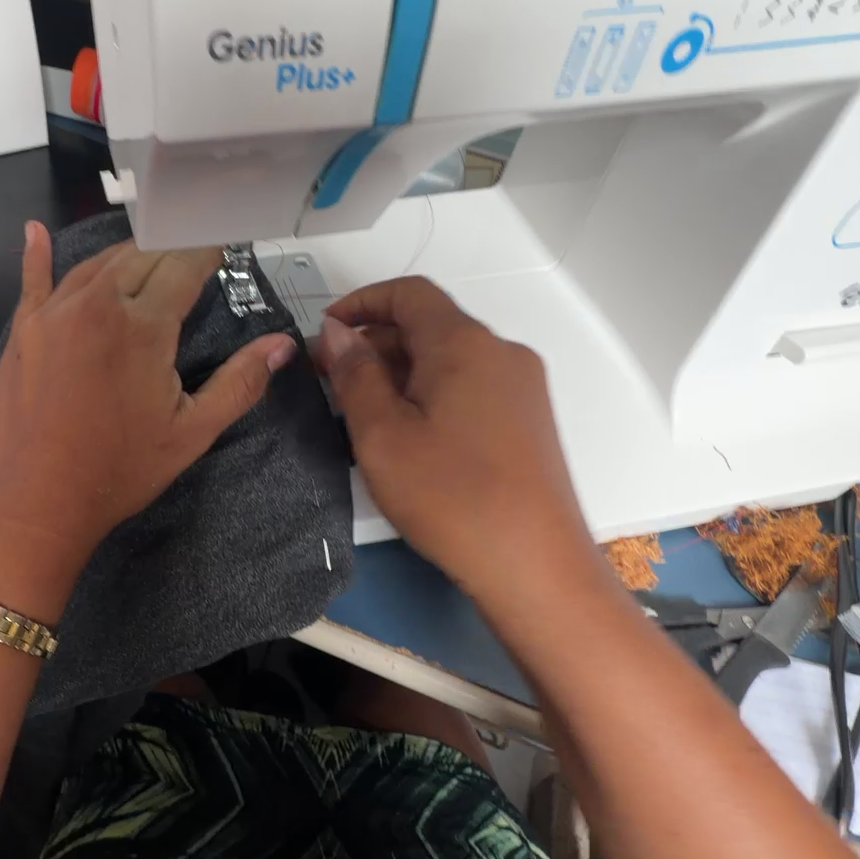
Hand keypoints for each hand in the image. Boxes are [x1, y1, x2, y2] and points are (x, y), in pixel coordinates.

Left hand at [0, 222, 298, 560]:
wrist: (42, 500)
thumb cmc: (122, 469)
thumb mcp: (193, 433)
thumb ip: (240, 383)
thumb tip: (284, 345)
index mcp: (144, 325)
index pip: (185, 265)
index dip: (208, 251)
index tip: (224, 245)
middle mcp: (98, 304)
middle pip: (143, 255)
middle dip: (173, 250)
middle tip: (193, 258)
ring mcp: (54, 313)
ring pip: (97, 263)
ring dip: (128, 255)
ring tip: (150, 256)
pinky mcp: (24, 330)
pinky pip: (33, 280)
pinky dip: (37, 255)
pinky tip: (35, 232)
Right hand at [312, 276, 602, 599]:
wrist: (534, 564)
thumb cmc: (449, 495)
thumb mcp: (382, 434)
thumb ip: (356, 375)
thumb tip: (338, 333)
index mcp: (464, 344)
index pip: (409, 294)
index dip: (361, 302)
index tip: (325, 333)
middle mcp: (500, 352)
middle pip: (429, 326)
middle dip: (375, 344)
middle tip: (331, 381)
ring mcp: (521, 387)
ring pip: (449, 360)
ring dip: (400, 372)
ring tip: (360, 414)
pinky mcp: (528, 421)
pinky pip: (469, 386)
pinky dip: (429, 393)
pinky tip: (406, 435)